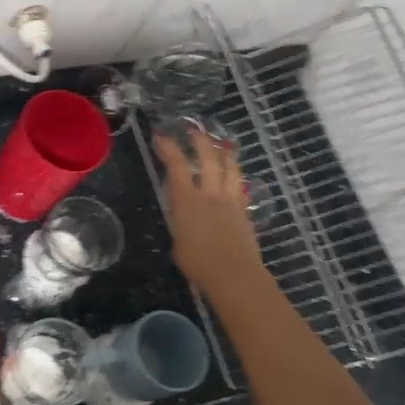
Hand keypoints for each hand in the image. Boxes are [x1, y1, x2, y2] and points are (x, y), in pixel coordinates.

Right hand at [155, 128, 264, 290]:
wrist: (234, 274)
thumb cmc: (198, 264)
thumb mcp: (178, 244)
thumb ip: (179, 227)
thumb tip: (183, 226)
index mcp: (187, 201)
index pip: (176, 166)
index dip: (168, 148)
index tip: (161, 136)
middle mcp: (209, 194)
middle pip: (207, 158)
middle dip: (199, 140)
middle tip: (193, 130)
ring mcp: (230, 200)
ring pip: (229, 167)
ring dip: (224, 152)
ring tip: (221, 144)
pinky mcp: (244, 210)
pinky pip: (239, 185)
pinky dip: (235, 175)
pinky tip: (234, 175)